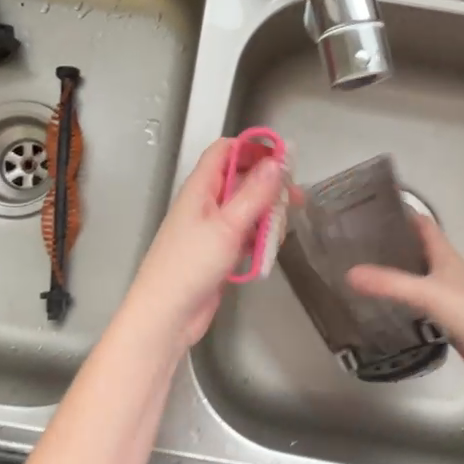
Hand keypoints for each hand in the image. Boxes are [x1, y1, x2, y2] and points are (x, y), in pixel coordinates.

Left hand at [121, 138, 285, 346]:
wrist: (166, 315)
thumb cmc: (191, 265)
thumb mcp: (227, 226)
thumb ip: (254, 193)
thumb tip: (277, 162)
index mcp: (200, 188)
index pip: (225, 150)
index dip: (253, 148)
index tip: (283, 159)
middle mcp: (205, 203)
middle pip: (240, 179)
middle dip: (268, 185)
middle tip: (296, 198)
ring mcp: (211, 228)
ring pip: (245, 209)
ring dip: (266, 214)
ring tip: (285, 227)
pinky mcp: (218, 251)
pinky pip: (243, 234)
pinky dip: (258, 236)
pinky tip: (271, 247)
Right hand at [347, 216, 463, 381]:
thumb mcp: (425, 293)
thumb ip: (389, 283)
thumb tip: (350, 273)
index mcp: (447, 256)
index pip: (426, 226)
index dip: (407, 216)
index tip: (380, 212)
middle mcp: (451, 271)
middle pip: (423, 251)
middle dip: (398, 246)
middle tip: (367, 246)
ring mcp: (454, 295)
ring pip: (424, 278)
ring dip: (404, 275)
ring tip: (373, 275)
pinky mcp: (453, 319)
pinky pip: (426, 305)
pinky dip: (410, 303)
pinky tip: (393, 309)